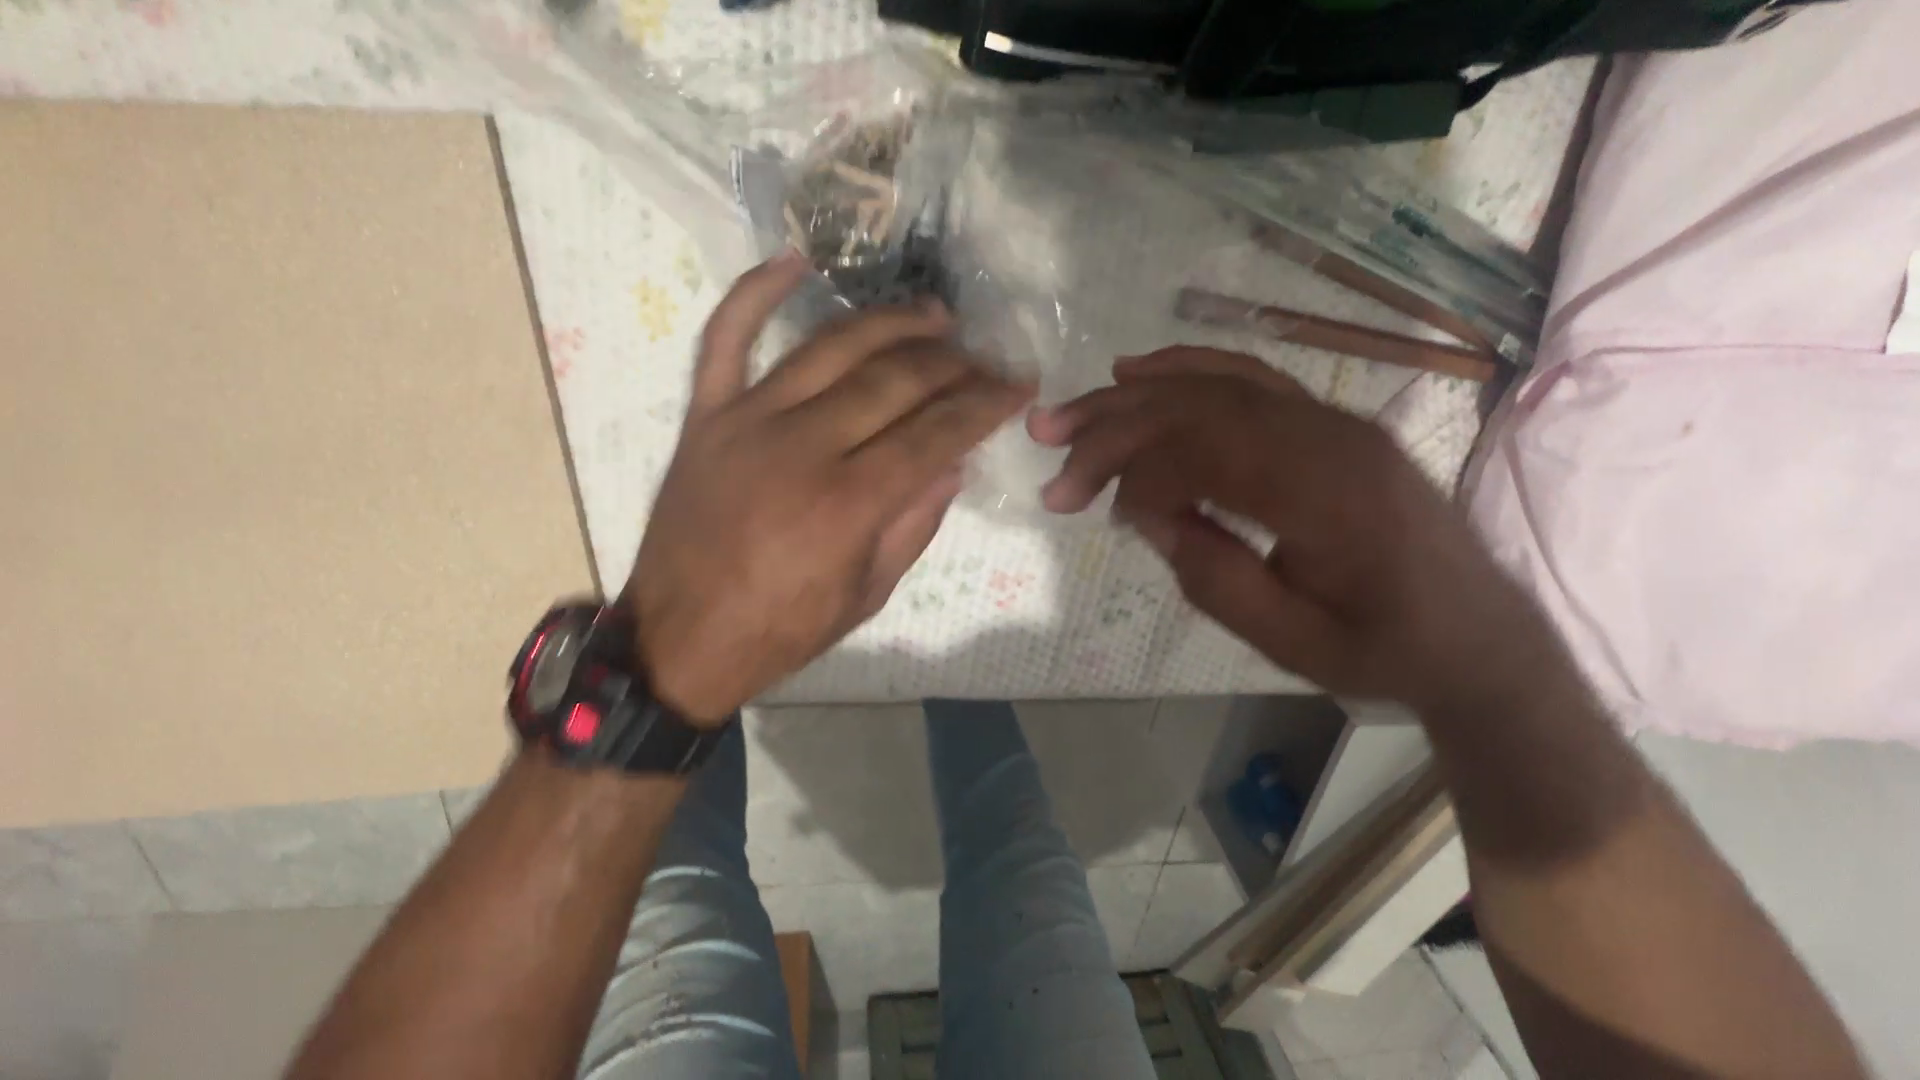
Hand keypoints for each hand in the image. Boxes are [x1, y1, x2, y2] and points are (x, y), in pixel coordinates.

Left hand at [623, 254, 1032, 722]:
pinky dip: (756, 293)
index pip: (936, 432)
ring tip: (934, 316)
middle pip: (893, 380)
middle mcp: (802, 446)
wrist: (680, 639)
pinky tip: (795, 260)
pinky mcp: (706, 415)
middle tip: (984, 357)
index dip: (986, 404)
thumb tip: (954, 460)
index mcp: (848, 503)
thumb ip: (914, 523)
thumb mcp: (867, 593)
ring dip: (889, 323)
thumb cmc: (782, 629)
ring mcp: (748, 421)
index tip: (1019, 385)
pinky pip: (726, 338)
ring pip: (830, 347)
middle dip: (952, 364)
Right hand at [1028, 346, 1555, 714]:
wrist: (1477, 636)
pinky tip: (1140, 372)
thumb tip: (1143, 512)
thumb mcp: (1289, 640)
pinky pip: (1249, 379)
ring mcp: (1332, 419)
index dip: (1133, 473)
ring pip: (1216, 384)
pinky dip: (1188, 371)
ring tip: (1070, 411)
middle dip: (1113, 423)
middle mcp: (1328, 436)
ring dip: (1135, 393)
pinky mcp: (1329, 421)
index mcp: (1325, 494)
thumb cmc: (1382, 650)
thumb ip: (1210, 575)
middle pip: (1198, 405)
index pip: (1202, 451)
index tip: (1092, 512)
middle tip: (1045, 442)